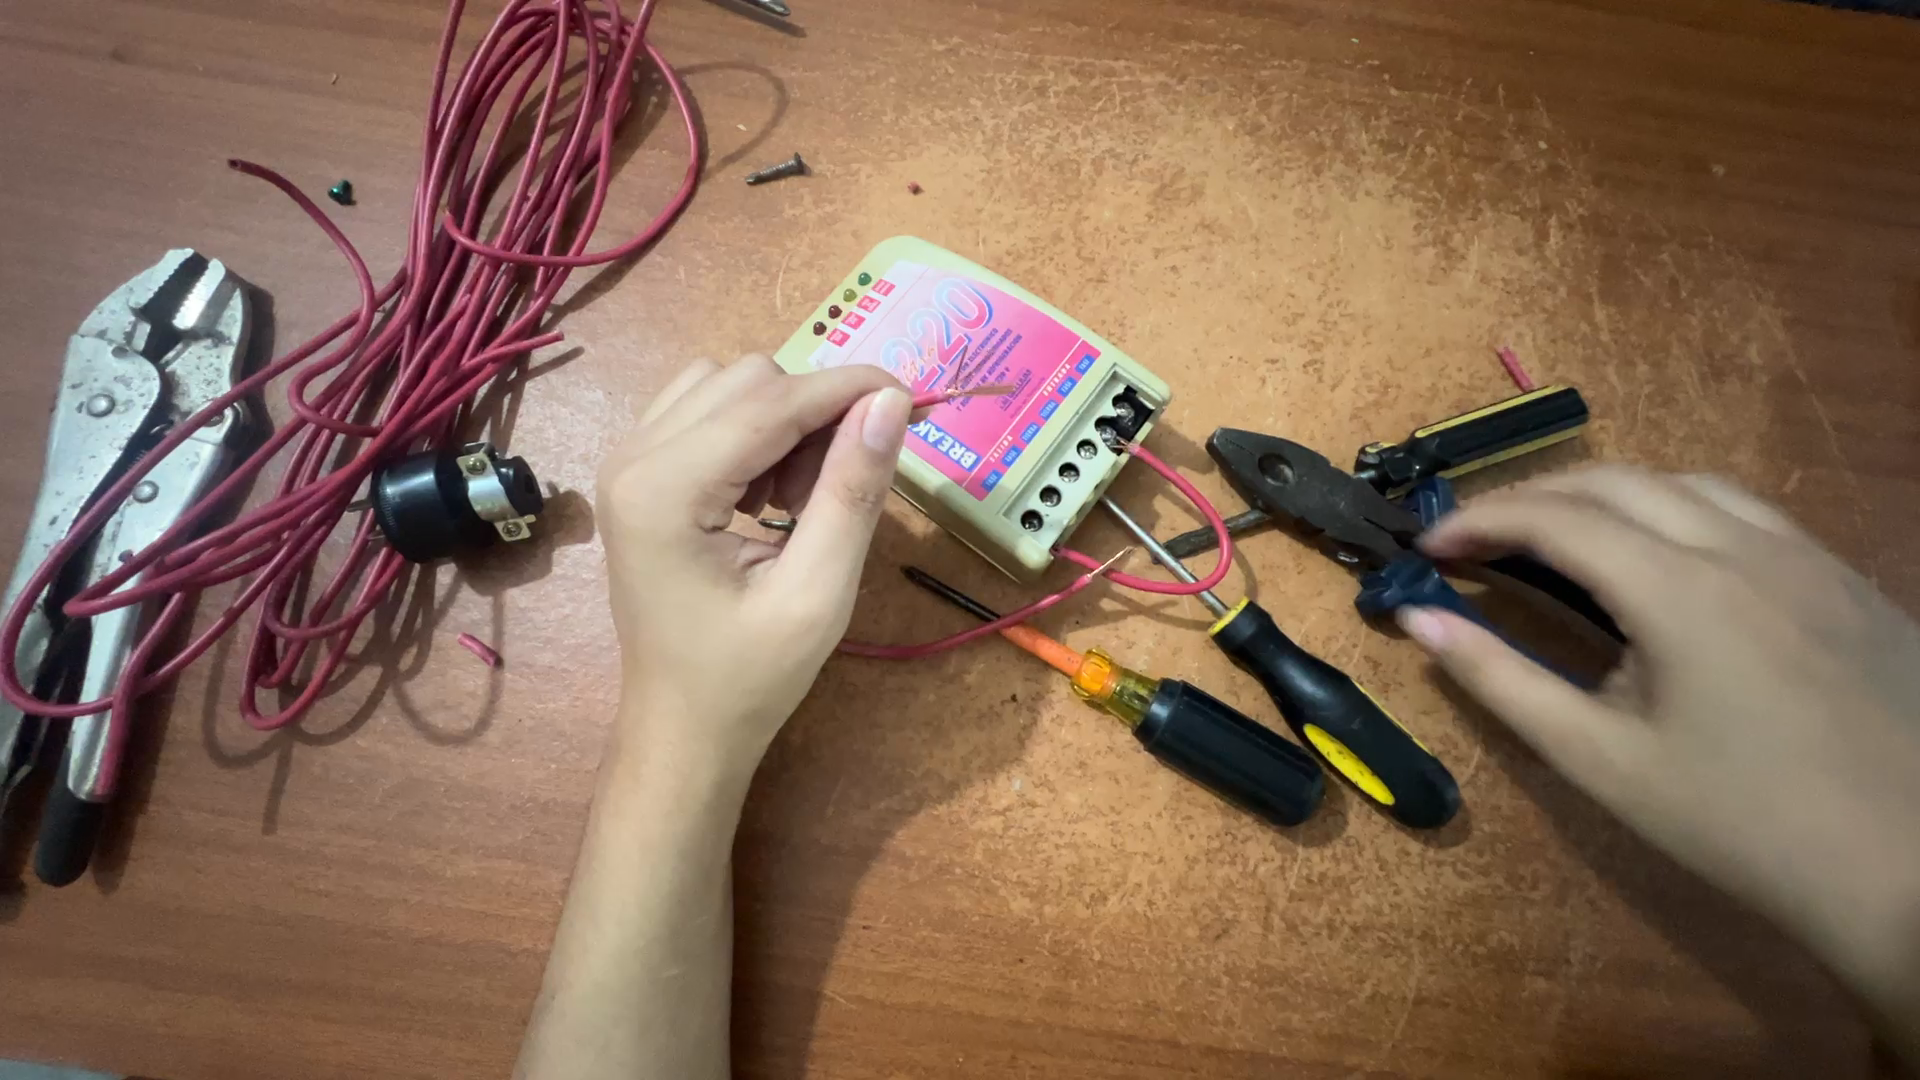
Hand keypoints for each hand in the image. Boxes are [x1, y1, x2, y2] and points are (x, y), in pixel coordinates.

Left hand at [596, 355, 908, 773]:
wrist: (684, 727)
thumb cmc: (752, 677)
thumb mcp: (819, 593)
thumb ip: (853, 492)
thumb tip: (890, 402)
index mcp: (664, 490)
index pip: (770, 401)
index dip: (847, 388)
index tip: (910, 397)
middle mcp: (633, 457)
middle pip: (746, 380)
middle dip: (812, 417)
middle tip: (836, 491)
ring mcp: (628, 461)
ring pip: (727, 386)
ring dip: (784, 425)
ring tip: (797, 502)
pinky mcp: (638, 473)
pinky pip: (707, 411)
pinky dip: (755, 435)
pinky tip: (767, 497)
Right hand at [1401, 466, 1919, 1047]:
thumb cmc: (1740, 821)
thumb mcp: (1593, 756)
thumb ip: (1495, 676)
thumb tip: (1416, 617)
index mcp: (1683, 593)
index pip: (1554, 518)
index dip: (1476, 521)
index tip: (1425, 546)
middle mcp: (1747, 552)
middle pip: (1610, 481)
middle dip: (1522, 497)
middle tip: (1467, 537)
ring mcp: (1807, 560)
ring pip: (1679, 482)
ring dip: (1592, 494)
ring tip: (1542, 534)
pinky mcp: (1843, 580)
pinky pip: (1736, 507)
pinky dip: (1660, 506)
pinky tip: (1642, 552)